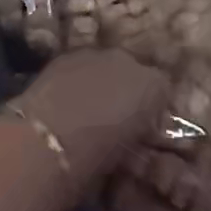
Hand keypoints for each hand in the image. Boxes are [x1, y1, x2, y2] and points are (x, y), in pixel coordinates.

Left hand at [14, 49, 166, 184]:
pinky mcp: (64, 56)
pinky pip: (79, 65)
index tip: (141, 127)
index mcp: (152, 85)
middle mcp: (127, 61)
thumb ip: (135, 134)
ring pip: (104, 65)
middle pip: (133, 71)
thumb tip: (130, 133)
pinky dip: (76, 78)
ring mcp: (94, 54)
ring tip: (86, 106)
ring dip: (100, 81)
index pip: (161, 90)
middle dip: (126, 89)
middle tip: (114, 116)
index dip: (151, 109)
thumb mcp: (128, 152)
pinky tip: (65, 98)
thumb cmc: (97, 156)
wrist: (49, 139)